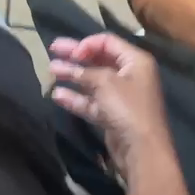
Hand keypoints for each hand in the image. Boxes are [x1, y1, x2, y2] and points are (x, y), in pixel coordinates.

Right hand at [50, 33, 173, 174]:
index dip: (86, 43)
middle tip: (53, 49)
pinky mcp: (112, 115)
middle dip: (74, 56)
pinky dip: (76, 98)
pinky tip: (58, 95)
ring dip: (72, 75)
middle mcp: (130, 76)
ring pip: (92, 81)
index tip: (70, 52)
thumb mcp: (104, 81)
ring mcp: (121, 97)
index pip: (107, 42)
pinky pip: (91, 101)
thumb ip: (84, 71)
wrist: (142, 152)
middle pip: (98, 60)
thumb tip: (69, 66)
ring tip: (51, 70)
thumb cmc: (127, 107)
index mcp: (135, 62)